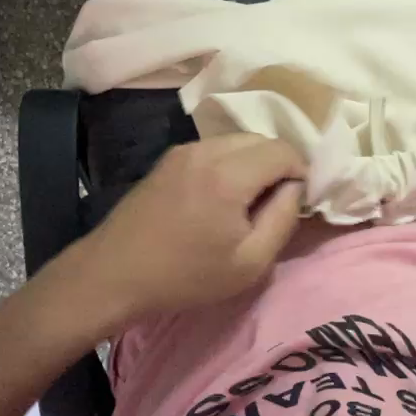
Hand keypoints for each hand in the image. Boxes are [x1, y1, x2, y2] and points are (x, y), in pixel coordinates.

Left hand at [61, 134, 305, 323]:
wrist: (114, 273)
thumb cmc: (185, 276)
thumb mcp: (249, 263)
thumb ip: (283, 219)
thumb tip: (296, 187)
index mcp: (228, 174)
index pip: (283, 150)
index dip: (300, 173)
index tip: (295, 204)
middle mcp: (206, 150)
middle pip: (260, 140)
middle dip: (277, 165)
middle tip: (272, 206)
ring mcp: (183, 150)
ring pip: (237, 141)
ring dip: (252, 164)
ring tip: (245, 205)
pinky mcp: (169, 159)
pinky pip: (214, 149)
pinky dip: (229, 164)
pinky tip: (218, 199)